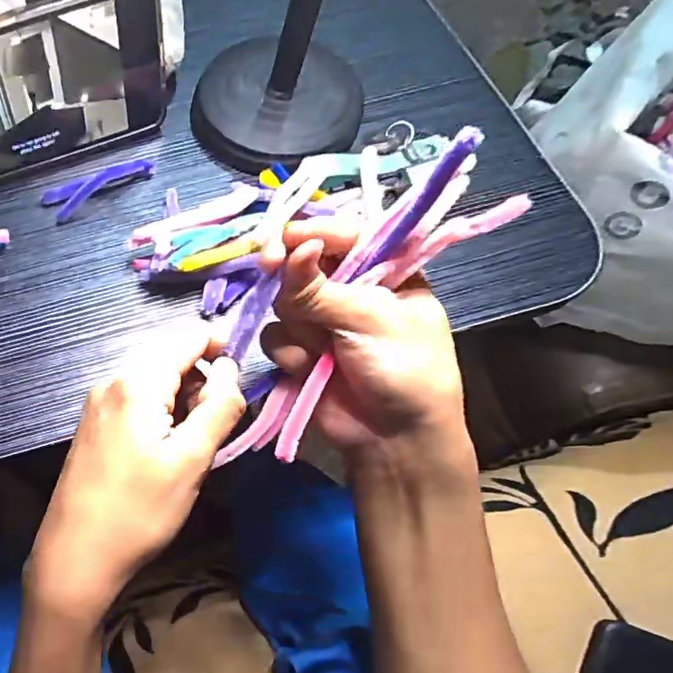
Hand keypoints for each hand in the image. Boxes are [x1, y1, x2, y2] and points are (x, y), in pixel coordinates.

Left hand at [25, 326, 245, 622]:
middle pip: (170, 357)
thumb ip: (218, 406)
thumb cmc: (138, 511)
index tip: (241, 383)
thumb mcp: (191, 461)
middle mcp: (111, 381)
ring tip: (191, 447)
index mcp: (135, 382)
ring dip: (183, 401)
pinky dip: (160, 414)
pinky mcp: (93, 425)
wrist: (75, 556)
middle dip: (201, 382)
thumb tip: (231, 368)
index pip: (187, 336)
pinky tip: (164, 450)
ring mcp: (97, 404)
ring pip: (155, 382)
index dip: (221, 348)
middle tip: (215, 429)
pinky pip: (136, 401)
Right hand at [260, 219, 472, 476]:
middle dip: (287, 270)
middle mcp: (350, 290)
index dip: (311, 233)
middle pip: (302, 264)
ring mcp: (323, 322)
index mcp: (385, 270)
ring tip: (321, 350)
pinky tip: (309, 369)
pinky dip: (289, 353)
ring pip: (283, 302)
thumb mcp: (370, 320)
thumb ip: (321, 288)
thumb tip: (292, 246)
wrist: (393, 439)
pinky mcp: (300, 352)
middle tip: (268, 263)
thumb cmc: (404, 370)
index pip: (343, 235)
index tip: (283, 238)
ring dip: (297, 324)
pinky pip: (275, 337)